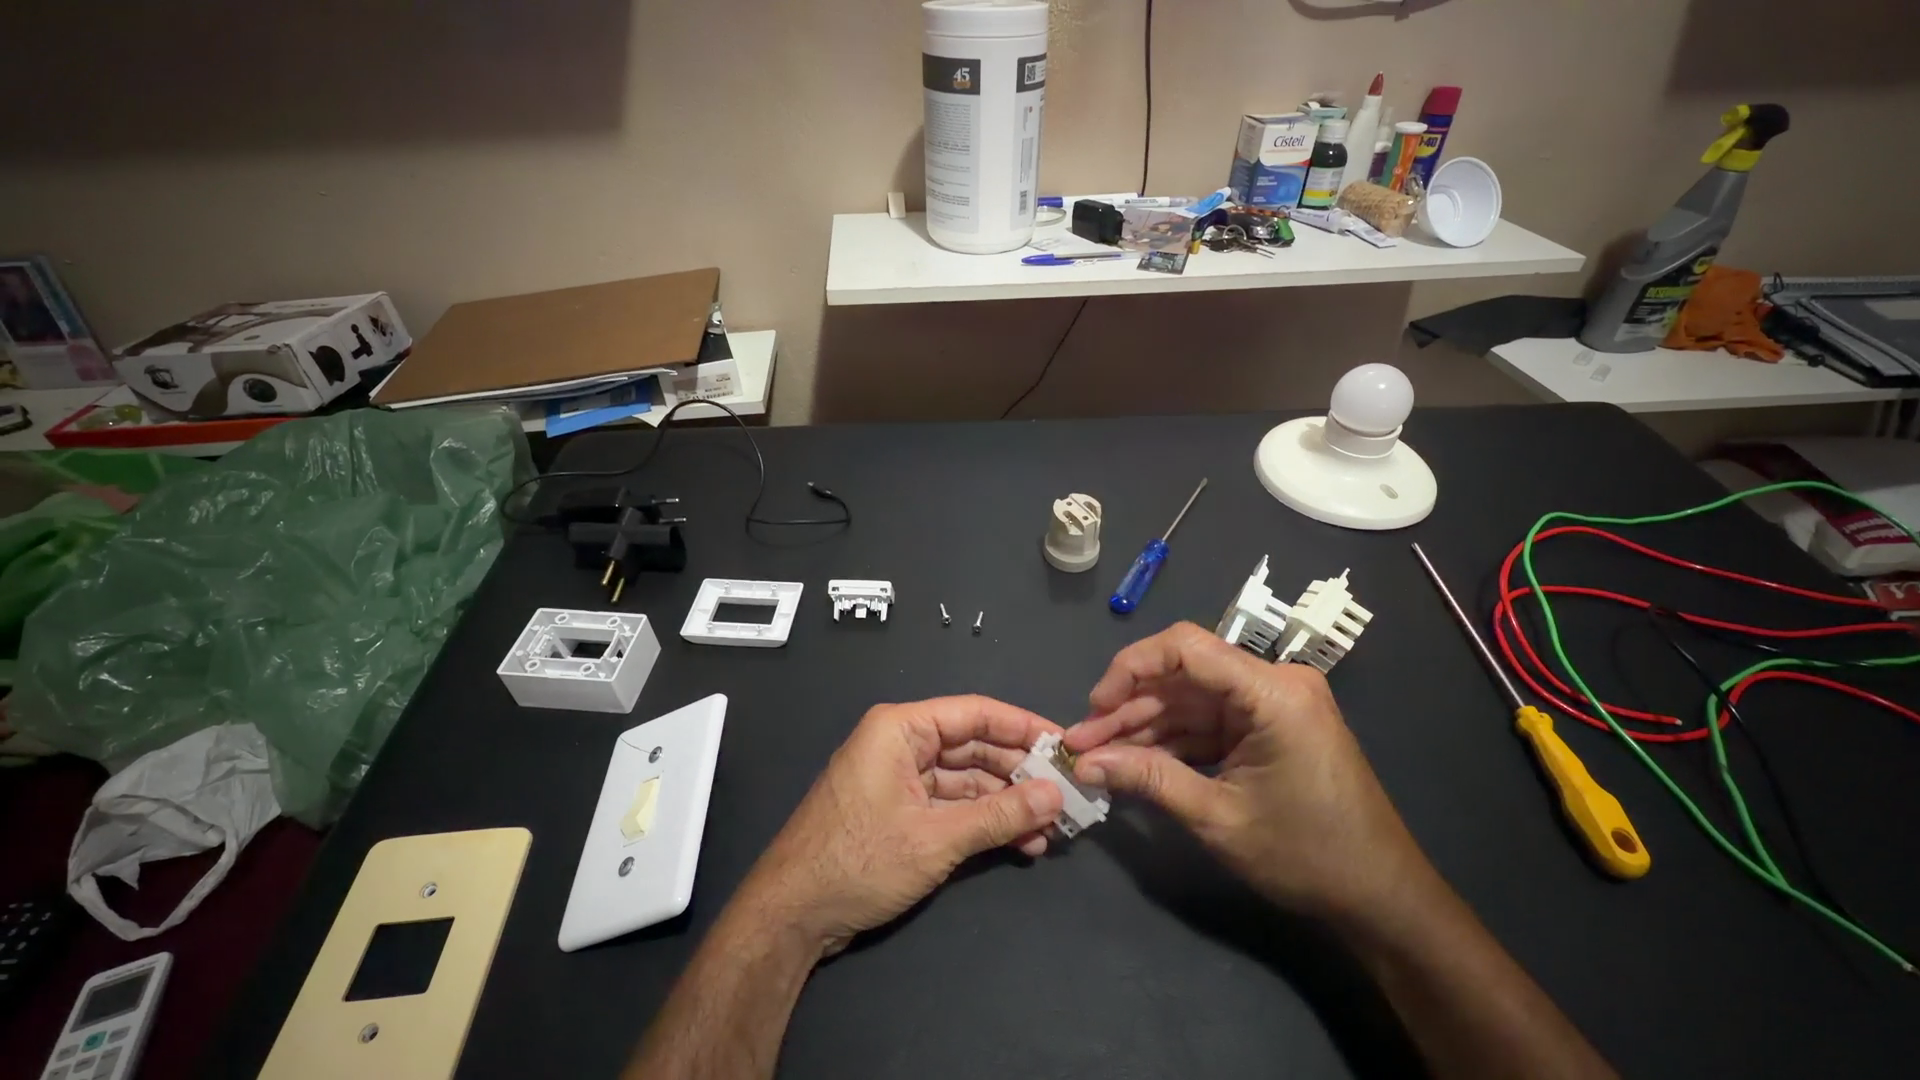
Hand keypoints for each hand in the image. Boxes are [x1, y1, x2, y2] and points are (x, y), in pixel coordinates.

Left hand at [737, 695, 1064, 956]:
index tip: (1066, 744)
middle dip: (1020, 774)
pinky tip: (1022, 842)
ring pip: (967, 781)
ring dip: (1008, 805)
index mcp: (900, 729)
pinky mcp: (900, 812)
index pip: (976, 713)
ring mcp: (900, 779)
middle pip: (975, 748)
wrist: (791, 916)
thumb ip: (1000, 815)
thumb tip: (1055, 795)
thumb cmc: (858, 862)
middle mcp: (901, 745)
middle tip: (1067, 795)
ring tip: (1053, 829)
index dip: (1024, 727)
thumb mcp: (936, 839)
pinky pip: (952, 806)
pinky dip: (984, 823)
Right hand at [1064, 623, 1432, 924]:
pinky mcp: (1269, 727)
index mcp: (1272, 692)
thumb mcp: (1217, 817)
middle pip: (1183, 675)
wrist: (1379, 896)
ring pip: (1190, 699)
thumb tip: (1085, 764)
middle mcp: (1273, 683)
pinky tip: (1134, 761)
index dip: (1130, 669)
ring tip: (1097, 756)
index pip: (1185, 647)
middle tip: (1081, 743)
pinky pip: (1209, 721)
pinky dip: (1172, 740)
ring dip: (1144, 726)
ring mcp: (1272, 704)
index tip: (1094, 707)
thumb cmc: (1305, 855)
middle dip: (1128, 707)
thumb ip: (1149, 779)